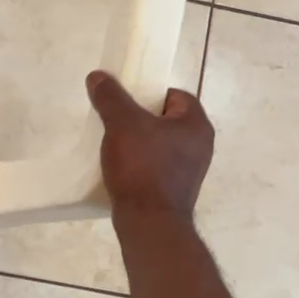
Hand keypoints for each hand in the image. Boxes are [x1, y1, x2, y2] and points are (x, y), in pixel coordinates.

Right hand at [86, 71, 214, 219]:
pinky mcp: (175, 189)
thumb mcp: (122, 124)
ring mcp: (190, 170)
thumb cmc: (142, 167)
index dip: (149, 93)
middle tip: (115, 121)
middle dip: (140, 118)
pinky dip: (140, 164)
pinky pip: (157, 166)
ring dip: (139, 142)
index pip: (176, 95)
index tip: (125, 101)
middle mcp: (200, 145)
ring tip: (114, 146)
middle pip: (167, 119)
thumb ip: (111, 98)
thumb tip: (98, 76)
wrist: (148, 221)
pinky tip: (120, 169)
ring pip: (161, 144)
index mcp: (196, 125)